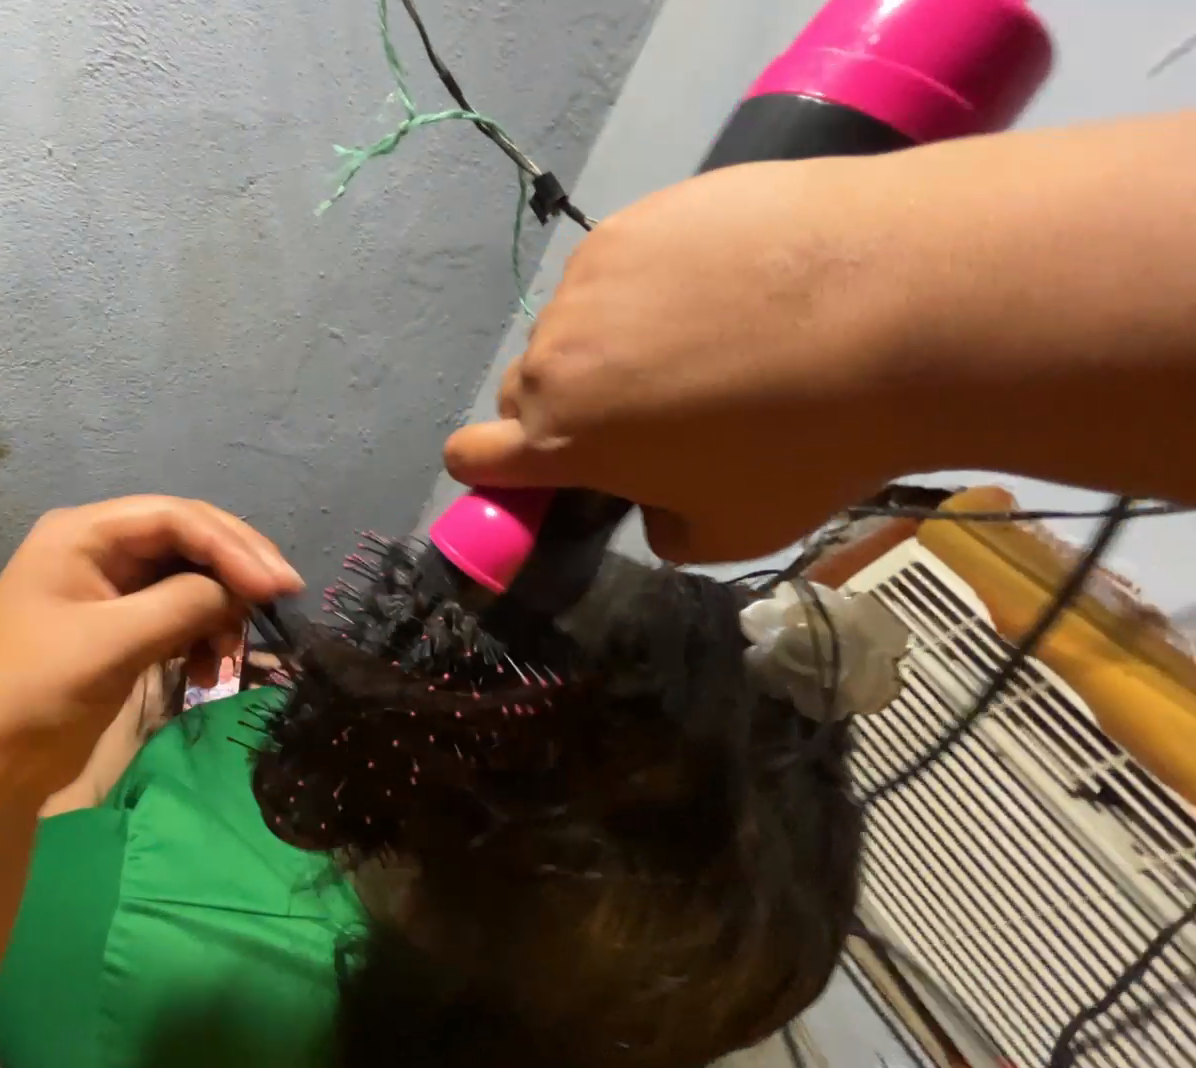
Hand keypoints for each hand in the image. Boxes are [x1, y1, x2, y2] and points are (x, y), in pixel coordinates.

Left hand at [0, 496, 302, 799]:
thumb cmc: (35, 693)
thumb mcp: (111, 644)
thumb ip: (182, 605)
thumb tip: (239, 590)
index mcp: (83, 534)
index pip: (174, 518)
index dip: (232, 545)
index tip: (278, 585)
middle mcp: (99, 549)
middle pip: (186, 541)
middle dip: (234, 573)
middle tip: (283, 600)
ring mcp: (109, 588)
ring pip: (187, 580)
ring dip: (218, 614)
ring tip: (226, 660)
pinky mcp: (119, 626)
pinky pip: (176, 615)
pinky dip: (198, 639)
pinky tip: (204, 674)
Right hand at [444, 157, 923, 563]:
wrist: (913, 303)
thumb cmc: (813, 442)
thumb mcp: (730, 531)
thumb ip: (658, 528)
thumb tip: (649, 499)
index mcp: (559, 438)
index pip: (468, 455)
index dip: (489, 466)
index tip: (534, 465)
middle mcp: (552, 359)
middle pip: (522, 389)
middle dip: (563, 406)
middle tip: (646, 405)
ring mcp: (588, 282)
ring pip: (571, 325)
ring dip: (607, 340)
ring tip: (705, 330)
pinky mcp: (634, 223)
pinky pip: (615, 268)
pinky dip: (648, 282)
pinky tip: (725, 279)